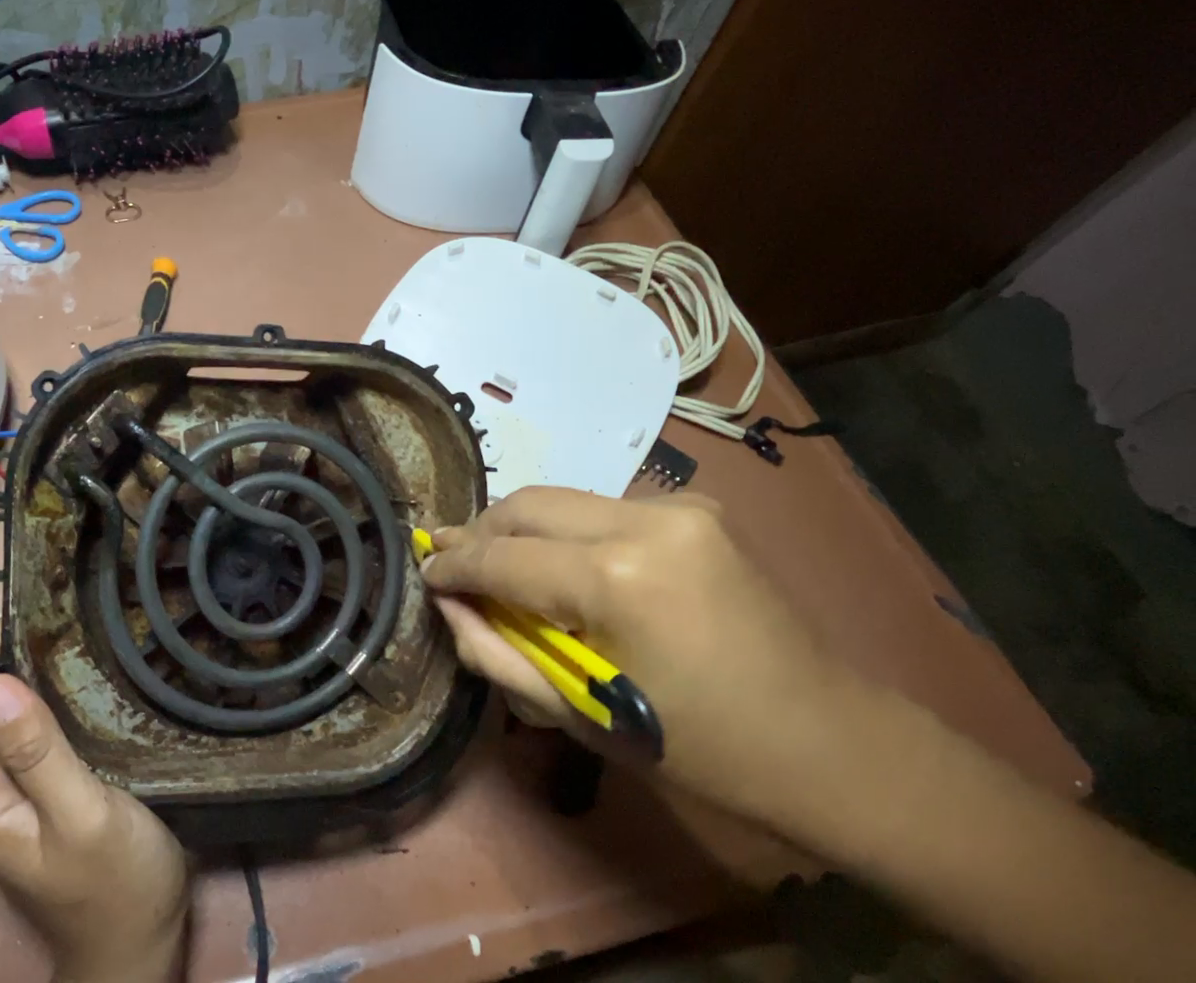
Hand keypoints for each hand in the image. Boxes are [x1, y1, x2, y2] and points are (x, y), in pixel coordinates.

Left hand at [0, 623, 188, 982]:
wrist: (145, 941)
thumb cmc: (117, 885)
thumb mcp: (84, 817)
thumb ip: (38, 756)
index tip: (13, 637)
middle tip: (37, 626)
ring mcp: (13, 792)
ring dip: (10, 675)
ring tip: (54, 639)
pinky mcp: (43, 788)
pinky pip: (24, 732)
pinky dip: (38, 695)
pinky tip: (72, 677)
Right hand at [421, 487, 856, 822]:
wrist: (825, 739)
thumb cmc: (695, 747)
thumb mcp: (579, 714)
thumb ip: (497, 652)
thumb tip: (447, 604)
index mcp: (616, 578)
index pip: (502, 554)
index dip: (453, 563)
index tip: (423, 571)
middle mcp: (644, 520)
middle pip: (527, 504)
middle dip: (481, 531)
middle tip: (452, 563)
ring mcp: (678, 508)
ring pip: (562, 500)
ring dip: (522, 530)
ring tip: (501, 568)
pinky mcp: (697, 511)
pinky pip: (602, 511)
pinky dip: (567, 534)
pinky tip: (563, 570)